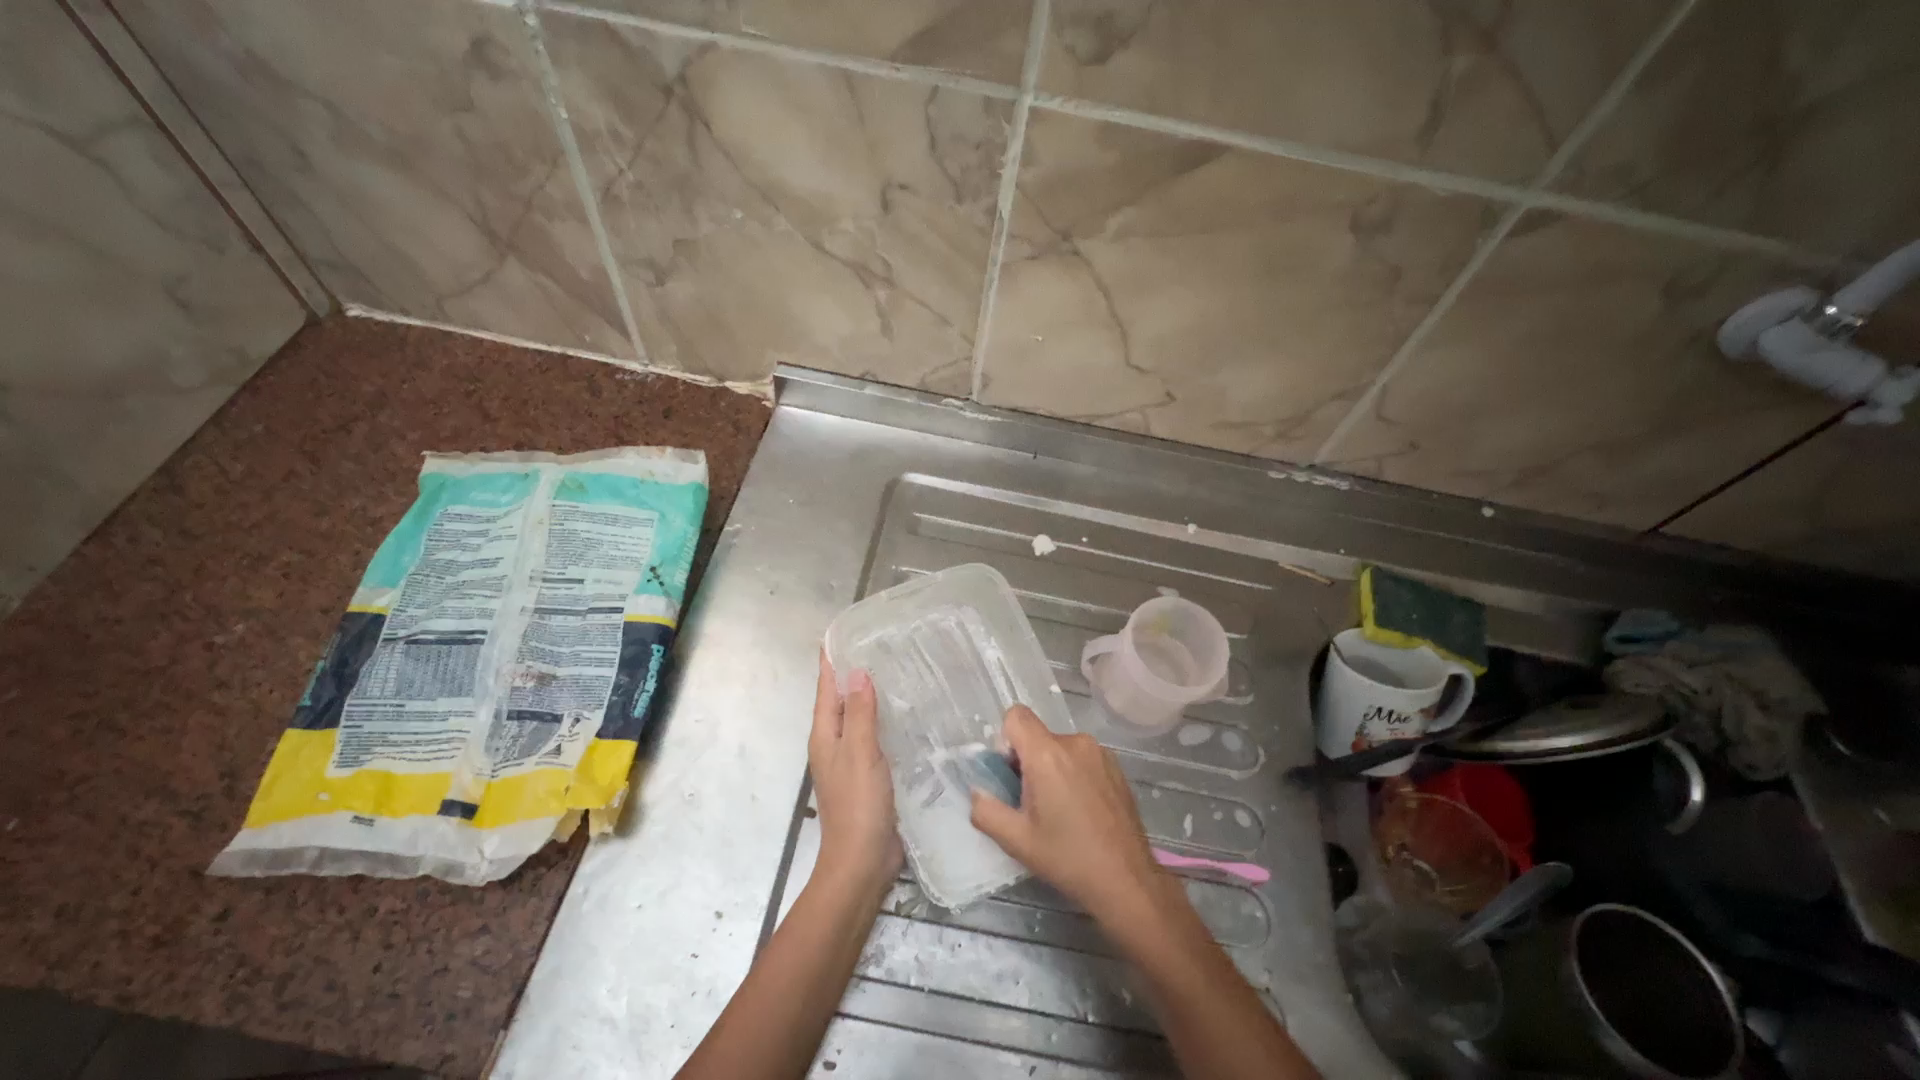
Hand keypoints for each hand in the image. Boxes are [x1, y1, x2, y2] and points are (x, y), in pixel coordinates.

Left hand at [809, 652, 902, 895]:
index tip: (846, 630)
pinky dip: (888, 723)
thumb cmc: (858, 805)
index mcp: (825, 736)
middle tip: (884, 644)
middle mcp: (835, 744)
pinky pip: (877, 740)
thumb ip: (860, 714)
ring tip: (900, 672)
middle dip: (856, 673)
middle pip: (842, 701)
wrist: (862, 861)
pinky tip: (911, 718)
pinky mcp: (871, 777)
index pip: (827, 688)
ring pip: (861, 720)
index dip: (833, 660)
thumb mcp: (859, 753)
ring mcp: (852, 762)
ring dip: (874, 698)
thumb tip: (856, 671)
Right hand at [970, 705, 1160, 919]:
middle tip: (1031, 804)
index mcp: (1047, 754)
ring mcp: (1100, 753)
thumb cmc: (1067, 858)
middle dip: (1027, 762)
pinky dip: (1073, 774)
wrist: (1126, 879)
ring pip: (1060, 748)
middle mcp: (1075, 743)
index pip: (1016, 716)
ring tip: (1059, 811)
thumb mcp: (1015, 840)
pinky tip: (1081, 811)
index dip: (1005, 740)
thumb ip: (986, 810)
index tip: (1011, 775)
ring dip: (1051, 769)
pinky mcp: (1116, 767)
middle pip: (1037, 736)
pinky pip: (1081, 758)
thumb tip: (977, 792)